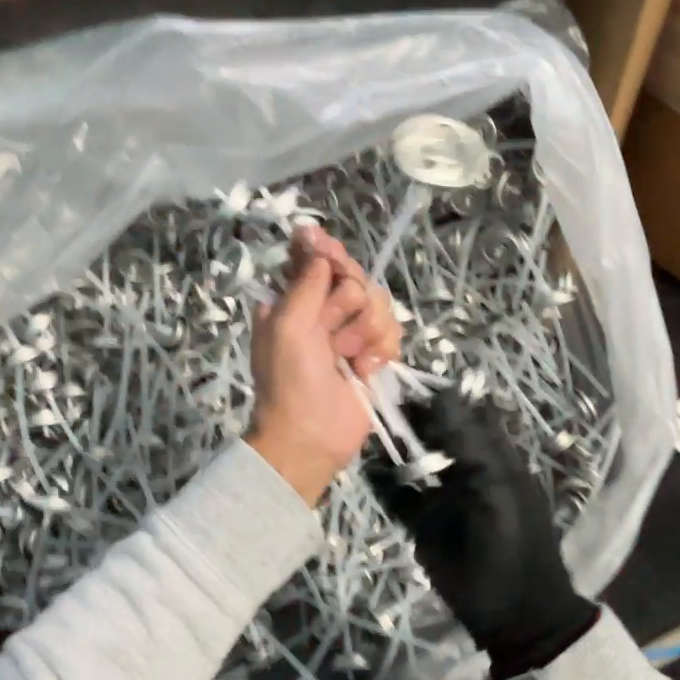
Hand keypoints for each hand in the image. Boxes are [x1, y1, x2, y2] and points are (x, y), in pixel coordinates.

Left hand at [246, 227, 401, 504]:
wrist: (311, 437)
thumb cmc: (289, 381)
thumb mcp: (287, 325)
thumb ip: (304, 282)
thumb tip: (315, 242)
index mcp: (291, 299)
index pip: (317, 257)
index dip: (330, 255)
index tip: (332, 262)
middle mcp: (321, 309)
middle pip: (356, 276)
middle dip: (351, 303)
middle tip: (333, 332)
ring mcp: (348, 331)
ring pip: (379, 302)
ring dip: (367, 331)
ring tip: (348, 358)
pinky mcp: (372, 353)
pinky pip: (393, 330)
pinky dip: (382, 350)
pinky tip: (365, 370)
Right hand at [369, 392, 598, 679]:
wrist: (515, 615)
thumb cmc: (513, 547)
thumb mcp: (497, 488)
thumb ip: (471, 443)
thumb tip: (445, 394)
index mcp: (493, 458)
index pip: (462, 415)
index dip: (434, 397)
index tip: (401, 381)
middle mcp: (465, 471)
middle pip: (432, 435)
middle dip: (407, 420)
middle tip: (374, 401)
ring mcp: (441, 497)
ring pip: (412, 462)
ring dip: (391, 448)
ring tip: (364, 428)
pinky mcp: (422, 523)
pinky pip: (397, 496)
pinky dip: (381, 481)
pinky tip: (366, 467)